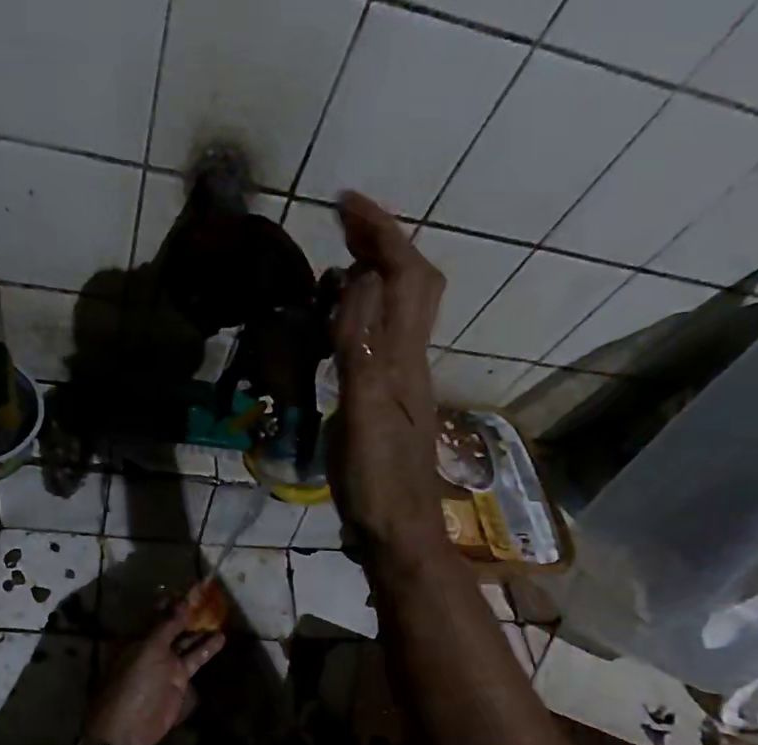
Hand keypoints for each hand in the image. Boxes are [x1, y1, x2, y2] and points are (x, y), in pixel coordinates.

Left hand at [84, 600, 224, 744]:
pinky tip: (221, 638)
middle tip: (211, 596)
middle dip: (190, 612)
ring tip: (220, 613)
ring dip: (201, 629)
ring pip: (186, 641)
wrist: (128, 728)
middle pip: (174, 625)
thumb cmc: (133, 684)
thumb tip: (180, 601)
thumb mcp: (149, 650)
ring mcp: (166, 664)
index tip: (192, 586)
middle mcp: (152, 647)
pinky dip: (206, 650)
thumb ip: (166, 626)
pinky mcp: (178, 681)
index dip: (174, 600)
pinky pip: (194, 660)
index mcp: (138, 636)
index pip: (159, 612)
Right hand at [329, 191, 448, 553]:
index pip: (400, 275)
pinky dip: (365, 311)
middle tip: (347, 222)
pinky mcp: (391, 399)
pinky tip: (343, 322)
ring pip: (404, 309)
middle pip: (415, 283)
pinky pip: (385, 336)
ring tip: (341, 260)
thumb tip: (361, 276)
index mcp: (402, 357)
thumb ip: (360, 344)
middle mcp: (410, 359)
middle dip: (386, 241)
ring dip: (378, 272)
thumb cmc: (376, 479)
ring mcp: (404, 379)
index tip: (344, 201)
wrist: (399, 530)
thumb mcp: (363, 410)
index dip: (379, 231)